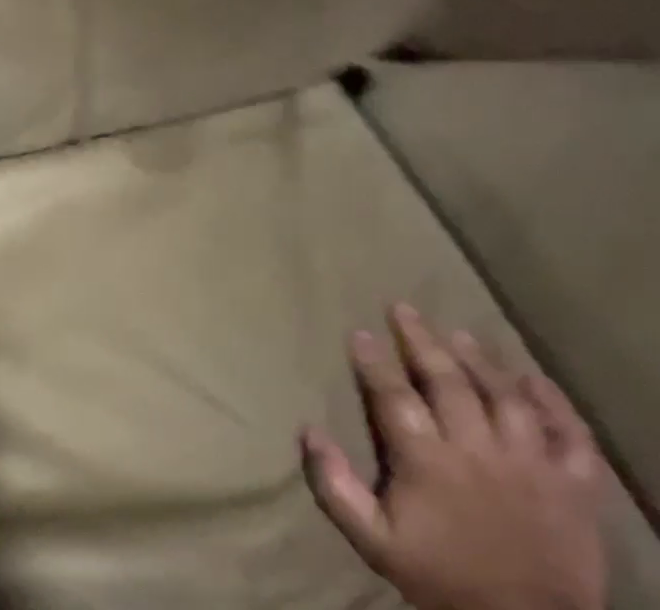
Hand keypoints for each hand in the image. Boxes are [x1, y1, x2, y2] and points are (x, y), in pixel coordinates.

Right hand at [303, 305, 606, 609]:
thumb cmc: (437, 574)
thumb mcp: (370, 537)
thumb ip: (335, 484)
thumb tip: (308, 430)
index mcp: (428, 461)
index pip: (395, 396)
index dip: (374, 361)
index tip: (358, 331)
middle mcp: (479, 451)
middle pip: (449, 383)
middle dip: (423, 342)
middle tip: (404, 309)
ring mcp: (533, 466)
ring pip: (506, 398)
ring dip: (481, 362)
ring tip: (461, 333)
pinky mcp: (574, 485)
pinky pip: (569, 435)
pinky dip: (554, 403)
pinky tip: (534, 379)